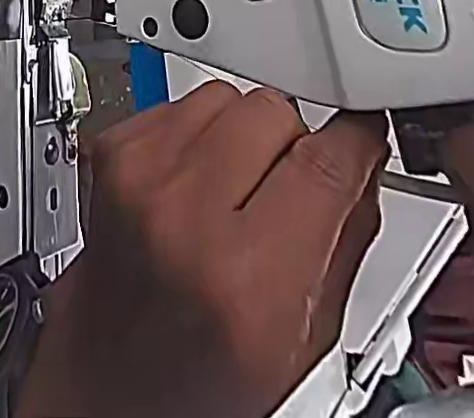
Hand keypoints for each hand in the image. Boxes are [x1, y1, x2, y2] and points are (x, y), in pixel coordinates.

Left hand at [19, 82, 387, 417]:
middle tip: (280, 190)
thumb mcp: (306, 336)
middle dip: (292, 143)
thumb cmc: (199, 376)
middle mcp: (182, 216)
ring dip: (242, 134)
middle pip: (275, 112)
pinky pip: (183, 104)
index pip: (324, 163)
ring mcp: (138, 176)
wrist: (109, 375)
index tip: (362, 133)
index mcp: (244, 278)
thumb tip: (364, 157)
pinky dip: (199, 133)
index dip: (356, 140)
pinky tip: (192, 183)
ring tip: (230, 189)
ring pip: (228, 97)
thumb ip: (348, 235)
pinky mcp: (113, 152)